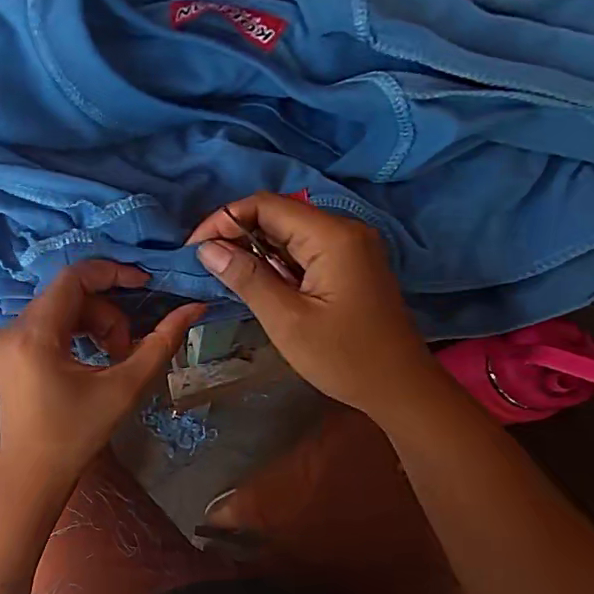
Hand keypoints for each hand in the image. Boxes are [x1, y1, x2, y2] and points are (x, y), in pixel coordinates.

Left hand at [0, 261, 203, 484]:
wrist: (33, 474)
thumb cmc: (77, 434)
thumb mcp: (124, 388)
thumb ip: (159, 344)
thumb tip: (193, 308)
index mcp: (34, 334)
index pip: (73, 277)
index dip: (113, 273)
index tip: (144, 284)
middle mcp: (12, 328)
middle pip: (69, 294)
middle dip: (107, 311)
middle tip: (128, 346)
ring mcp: (6, 340)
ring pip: (60, 308)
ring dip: (93, 322)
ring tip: (114, 357)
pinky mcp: (8, 352)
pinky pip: (48, 323)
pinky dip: (76, 332)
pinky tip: (94, 358)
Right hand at [188, 192, 429, 413]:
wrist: (399, 388)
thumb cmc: (344, 358)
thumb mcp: (286, 320)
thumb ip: (247, 278)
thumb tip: (207, 249)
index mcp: (332, 236)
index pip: (266, 205)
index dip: (224, 220)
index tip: (194, 248)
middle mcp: (344, 230)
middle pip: (278, 214)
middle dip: (236, 234)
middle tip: (204, 263)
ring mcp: (350, 246)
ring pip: (288, 232)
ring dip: (254, 249)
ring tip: (224, 274)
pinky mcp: (349, 264)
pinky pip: (303, 250)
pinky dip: (275, 261)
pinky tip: (257, 283)